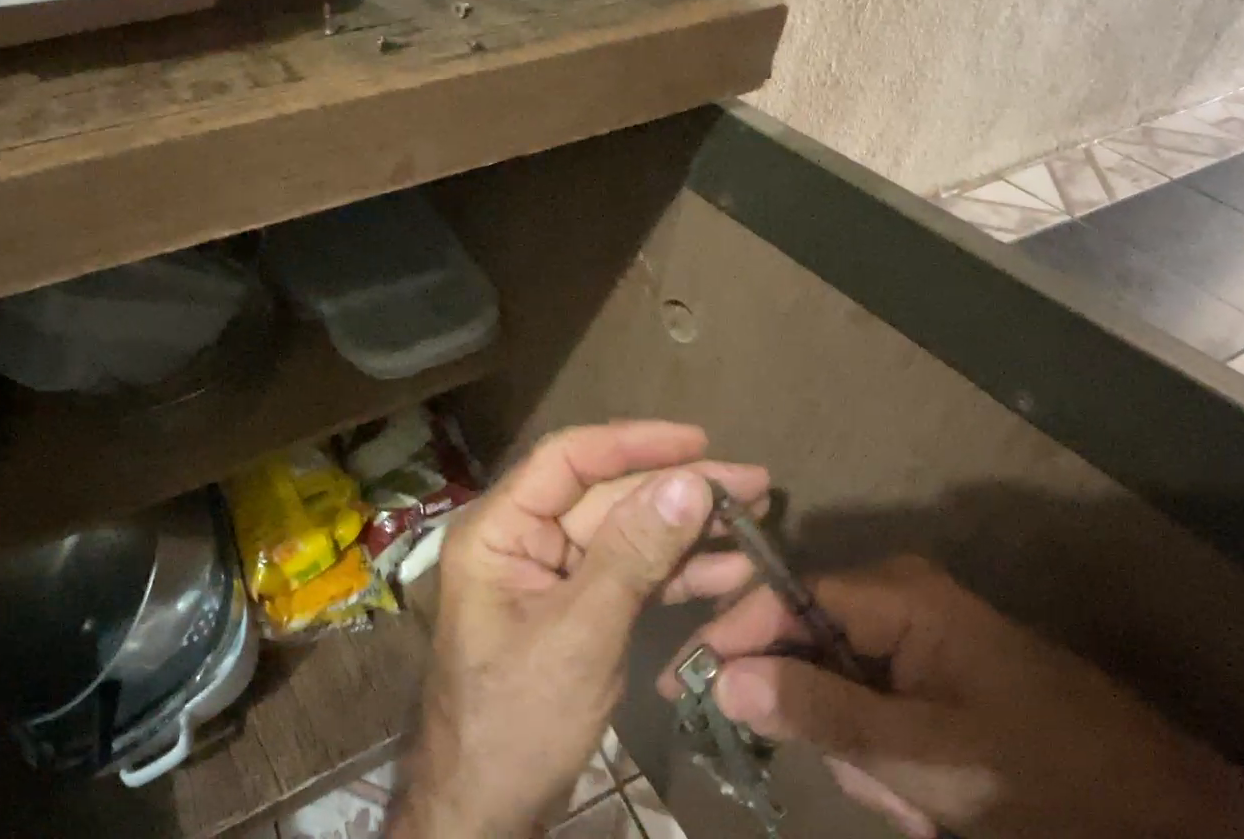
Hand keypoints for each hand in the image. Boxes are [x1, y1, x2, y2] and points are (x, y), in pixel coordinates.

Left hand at [387, 421, 770, 837]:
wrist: (488, 807)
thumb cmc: (518, 719)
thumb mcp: (580, 634)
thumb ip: (633, 555)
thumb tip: (689, 482)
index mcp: (499, 529)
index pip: (567, 460)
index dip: (632, 443)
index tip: (698, 441)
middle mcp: (522, 539)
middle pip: (605, 496)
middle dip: (676, 491)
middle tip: (752, 483)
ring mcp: (550, 575)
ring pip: (624, 535)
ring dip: (686, 532)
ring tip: (755, 521)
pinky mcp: (576, 609)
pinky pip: (628, 576)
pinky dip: (675, 574)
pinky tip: (729, 570)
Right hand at [660, 556, 1243, 838]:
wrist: (1177, 820)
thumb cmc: (1046, 778)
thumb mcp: (923, 755)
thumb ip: (817, 712)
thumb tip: (721, 677)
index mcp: (896, 595)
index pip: (779, 599)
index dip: (726, 638)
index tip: (675, 681)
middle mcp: (898, 599)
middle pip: (802, 643)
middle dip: (811, 718)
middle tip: (852, 780)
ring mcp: (916, 636)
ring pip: (833, 684)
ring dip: (853, 750)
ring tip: (907, 801)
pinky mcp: (932, 672)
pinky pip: (868, 702)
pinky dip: (877, 754)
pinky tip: (918, 796)